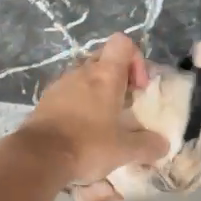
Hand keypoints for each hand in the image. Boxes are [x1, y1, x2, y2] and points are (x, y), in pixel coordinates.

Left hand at [15, 33, 167, 184]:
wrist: (37, 157)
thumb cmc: (86, 144)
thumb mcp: (123, 150)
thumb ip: (147, 145)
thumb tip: (163, 145)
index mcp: (105, 74)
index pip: (123, 42)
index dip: (135, 59)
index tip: (137, 87)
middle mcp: (82, 71)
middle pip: (104, 58)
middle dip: (117, 77)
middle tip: (123, 104)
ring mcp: (61, 84)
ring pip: (84, 75)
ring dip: (96, 91)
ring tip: (101, 120)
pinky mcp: (45, 100)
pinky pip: (68, 92)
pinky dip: (77, 103)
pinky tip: (79, 129)